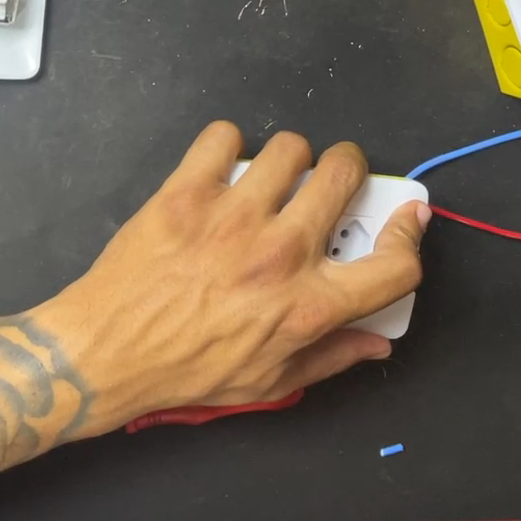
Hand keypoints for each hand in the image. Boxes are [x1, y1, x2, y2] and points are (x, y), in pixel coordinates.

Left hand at [32, 122, 428, 435]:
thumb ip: (331, 358)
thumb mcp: (269, 383)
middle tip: (328, 178)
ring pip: (289, 147)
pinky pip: (221, 136)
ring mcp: (231, 216)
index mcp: (308, 305)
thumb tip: (378, 340)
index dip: (410, 234)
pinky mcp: (185, 192)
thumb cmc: (189, 371)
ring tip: (270, 175)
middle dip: (348, 168)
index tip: (405, 216)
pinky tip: (219, 168)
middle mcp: (279, 253)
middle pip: (344, 175)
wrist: (109, 349)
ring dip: (288, 157)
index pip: (394, 264)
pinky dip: (225, 144)